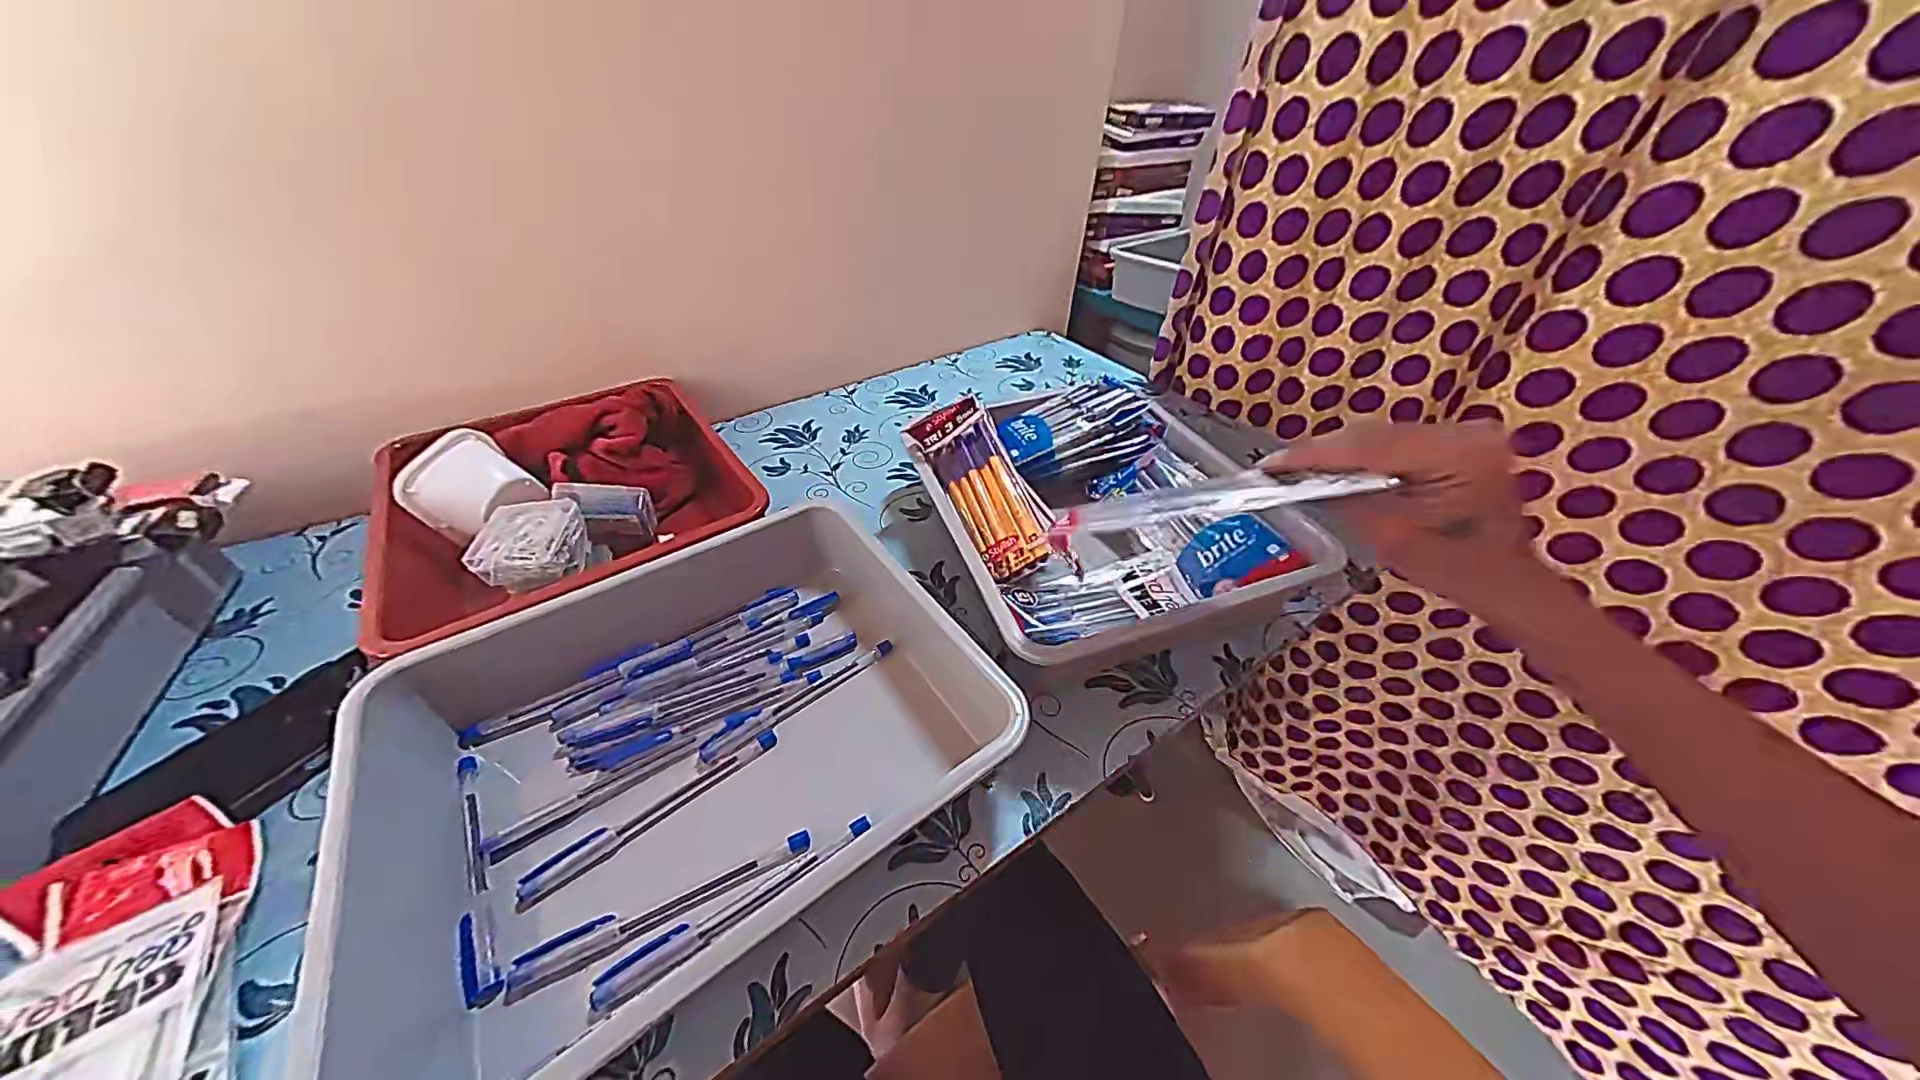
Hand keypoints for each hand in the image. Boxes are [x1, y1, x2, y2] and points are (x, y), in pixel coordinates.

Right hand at [1260, 421, 1544, 607]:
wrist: (1503, 579)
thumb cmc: (1454, 568)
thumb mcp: (1389, 536)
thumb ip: (1346, 501)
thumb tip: (1303, 481)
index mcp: (1458, 453)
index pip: (1368, 445)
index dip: (1312, 454)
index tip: (1270, 465)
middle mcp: (1466, 432)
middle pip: (1372, 434)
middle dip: (1321, 452)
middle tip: (1276, 469)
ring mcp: (1463, 434)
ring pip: (1378, 435)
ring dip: (1336, 454)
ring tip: (1296, 470)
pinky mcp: (1454, 442)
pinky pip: (1391, 442)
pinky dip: (1358, 457)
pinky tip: (1332, 470)